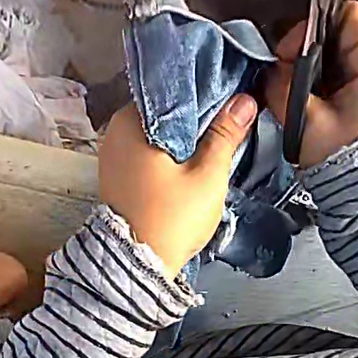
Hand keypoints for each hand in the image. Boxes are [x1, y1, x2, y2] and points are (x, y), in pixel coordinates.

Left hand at [97, 95, 258, 272]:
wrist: (139, 266)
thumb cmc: (170, 220)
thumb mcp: (207, 175)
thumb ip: (225, 135)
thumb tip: (243, 102)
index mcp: (131, 121)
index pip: (172, 90)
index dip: (204, 93)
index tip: (229, 98)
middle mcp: (115, 133)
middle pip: (164, 113)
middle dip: (194, 118)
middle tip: (226, 124)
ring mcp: (114, 157)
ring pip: (157, 135)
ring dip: (183, 139)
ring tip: (213, 145)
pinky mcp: (119, 179)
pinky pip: (149, 155)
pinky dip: (169, 156)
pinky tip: (191, 165)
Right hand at [264, 0, 357, 167]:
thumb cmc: (351, 166)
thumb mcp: (307, 121)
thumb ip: (283, 86)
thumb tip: (273, 70)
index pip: (345, 14)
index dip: (310, 29)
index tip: (290, 54)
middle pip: (347, 34)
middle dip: (314, 55)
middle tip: (294, 79)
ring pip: (349, 55)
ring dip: (323, 71)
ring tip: (309, 97)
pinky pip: (357, 75)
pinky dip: (336, 84)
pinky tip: (323, 104)